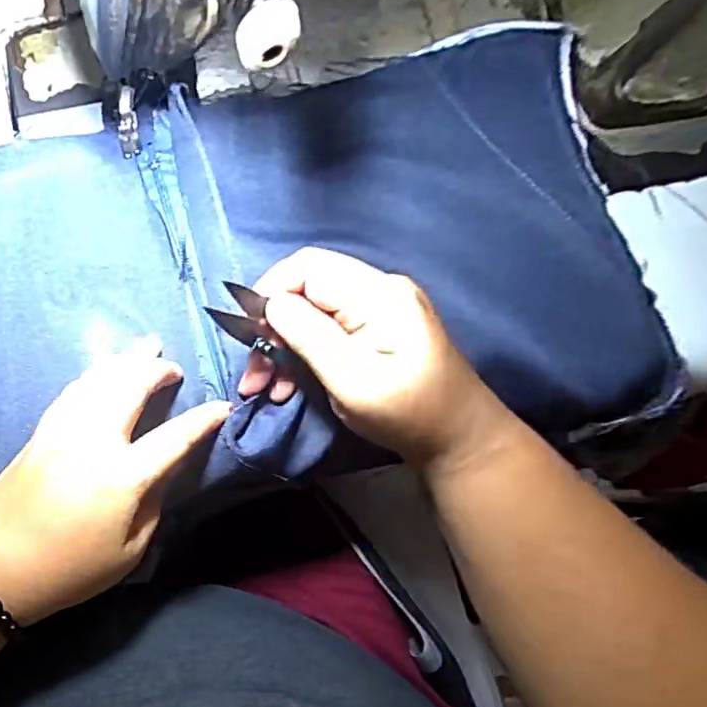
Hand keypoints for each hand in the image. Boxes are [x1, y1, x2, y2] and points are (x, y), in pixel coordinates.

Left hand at [0, 339, 230, 625]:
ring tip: (145, 348)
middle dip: (156, 370)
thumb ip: (153, 503)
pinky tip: (103, 371)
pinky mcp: (40, 432)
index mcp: (122, 478)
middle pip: (130, 388)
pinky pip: (73, 391)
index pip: (173, 438)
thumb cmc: (70, 570)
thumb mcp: (129, 551)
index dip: (202, 421)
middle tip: (174, 367)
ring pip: (98, 380)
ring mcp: (62, 432)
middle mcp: (92, 442)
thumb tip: (165, 468)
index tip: (222, 406)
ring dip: (125, 360)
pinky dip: (94, 374)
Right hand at [238, 247, 524, 473]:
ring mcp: (378, 309)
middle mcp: (377, 290)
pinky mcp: (374, 330)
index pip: (307, 267)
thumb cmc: (407, 413)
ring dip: (281, 347)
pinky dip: (300, 354)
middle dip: (270, 329)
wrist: (458, 439)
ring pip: (309, 312)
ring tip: (265, 388)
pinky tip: (287, 384)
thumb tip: (269, 304)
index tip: (248, 337)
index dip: (269, 293)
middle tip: (253, 377)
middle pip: (304, 290)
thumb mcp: (351, 380)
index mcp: (377, 295)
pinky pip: (325, 329)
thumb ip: (309, 336)